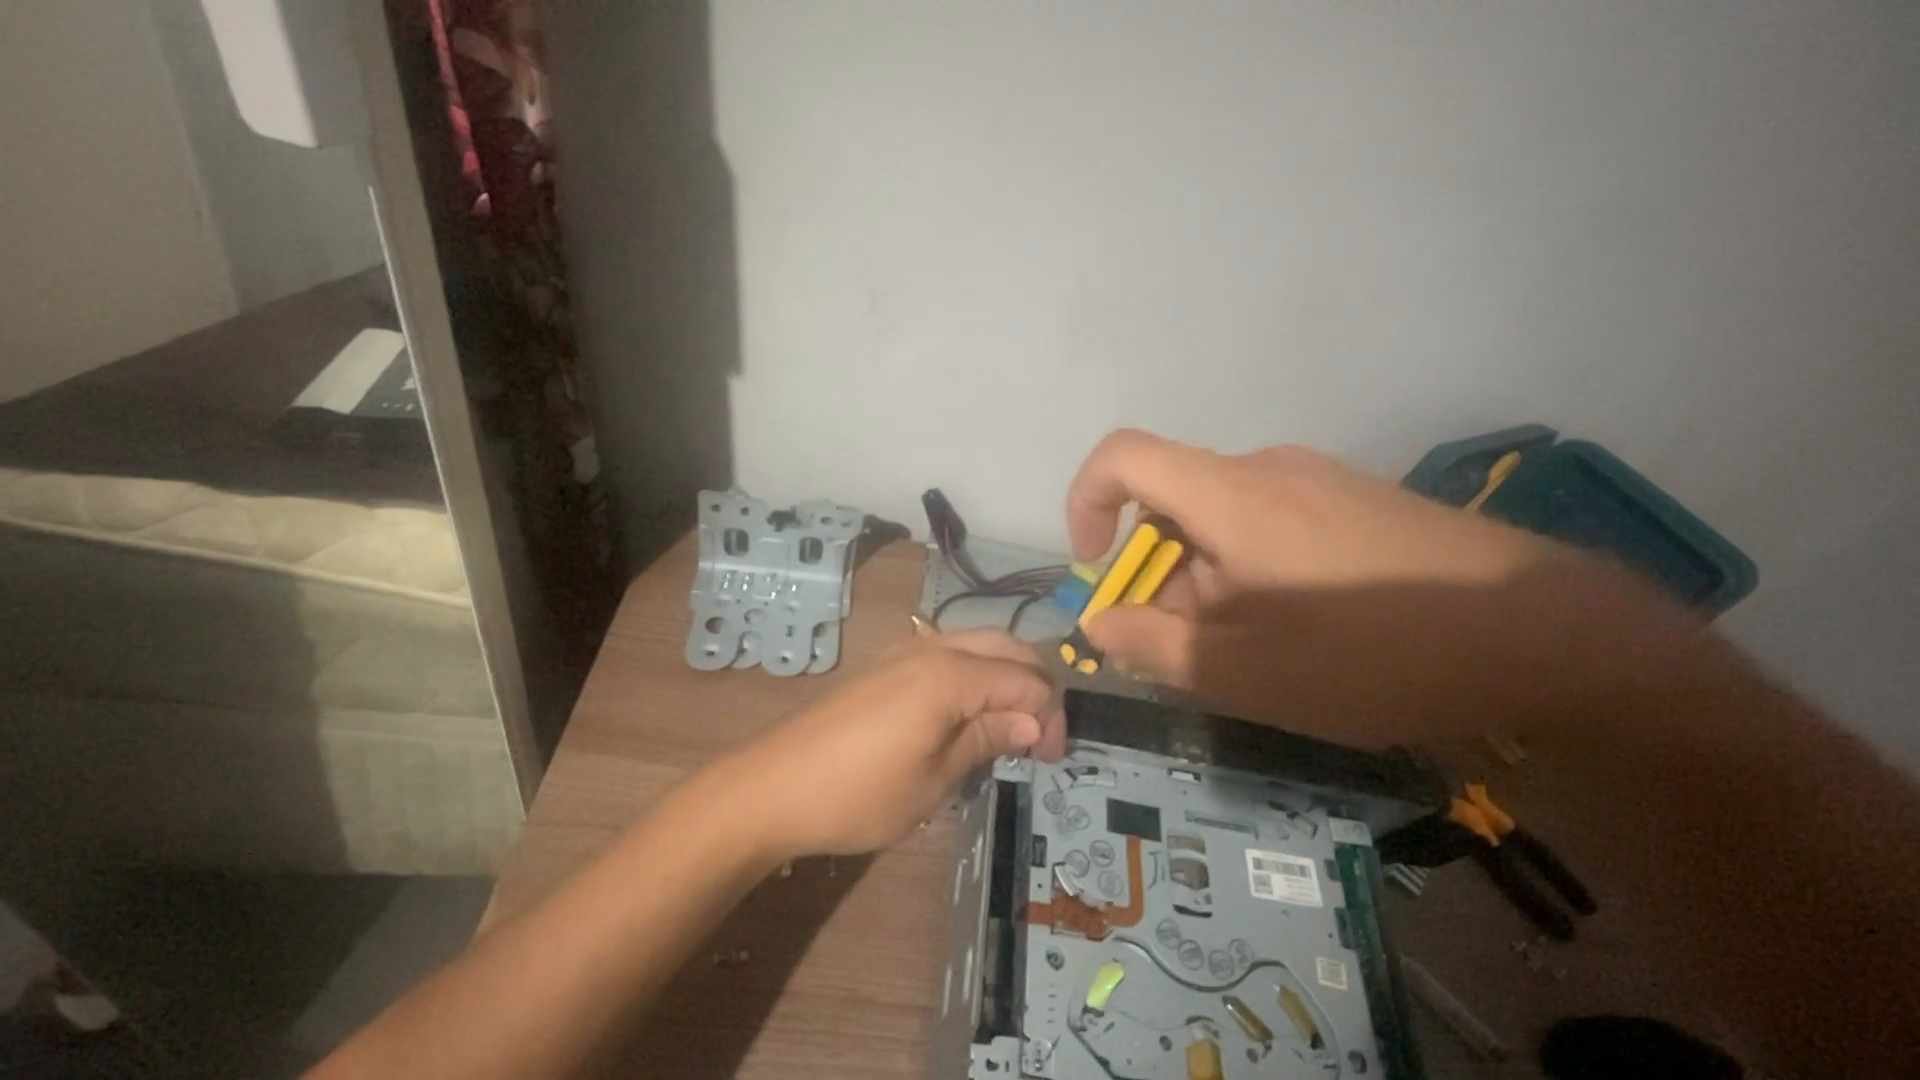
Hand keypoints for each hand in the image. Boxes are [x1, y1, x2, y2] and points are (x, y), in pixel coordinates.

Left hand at [719, 630, 1064, 858]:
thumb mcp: (933, 781)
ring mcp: (903, 652)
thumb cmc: (857, 795)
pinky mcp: (883, 665)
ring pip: (977, 643)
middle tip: (1040, 739)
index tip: (1052, 761)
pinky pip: (948, 652)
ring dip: (1005, 675)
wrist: (770, 787)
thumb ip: (984, 740)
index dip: (1051, 718)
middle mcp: (931, 648)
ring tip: (1011, 725)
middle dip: (1035, 687)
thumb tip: (1032, 723)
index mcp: (950, 675)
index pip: (1027, 682)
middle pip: (1008, 648)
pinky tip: (969, 711)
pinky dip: (974, 672)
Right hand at [1065, 429, 1693, 745]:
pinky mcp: (1367, 502)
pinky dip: (1262, 572)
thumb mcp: (1244, 673)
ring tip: (1266, 653)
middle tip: (1198, 650)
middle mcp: (1271, 469)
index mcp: (1229, 496)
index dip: (1085, 503)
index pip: (1122, 456)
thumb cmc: (1373, 654)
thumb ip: (1153, 645)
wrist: (1546, 637)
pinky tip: (1318, 633)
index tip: (1096, 568)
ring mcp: (1326, 481)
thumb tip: (1099, 619)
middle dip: (1162, 574)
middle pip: (1177, 503)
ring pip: (1230, 521)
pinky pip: (1281, 525)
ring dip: (1215, 580)